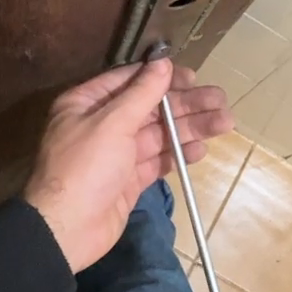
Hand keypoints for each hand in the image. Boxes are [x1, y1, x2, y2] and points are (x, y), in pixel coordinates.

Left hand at [24, 59, 232, 272]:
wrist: (66, 230)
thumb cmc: (85, 167)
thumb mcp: (112, 123)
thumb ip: (142, 93)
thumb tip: (163, 61)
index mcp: (87, 103)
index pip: (130, 80)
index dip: (162, 77)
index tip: (193, 77)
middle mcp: (101, 124)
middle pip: (150, 107)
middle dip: (186, 104)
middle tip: (220, 100)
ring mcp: (116, 154)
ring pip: (158, 134)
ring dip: (190, 128)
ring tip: (224, 122)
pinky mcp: (128, 180)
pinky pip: (157, 160)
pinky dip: (179, 154)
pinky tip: (202, 149)